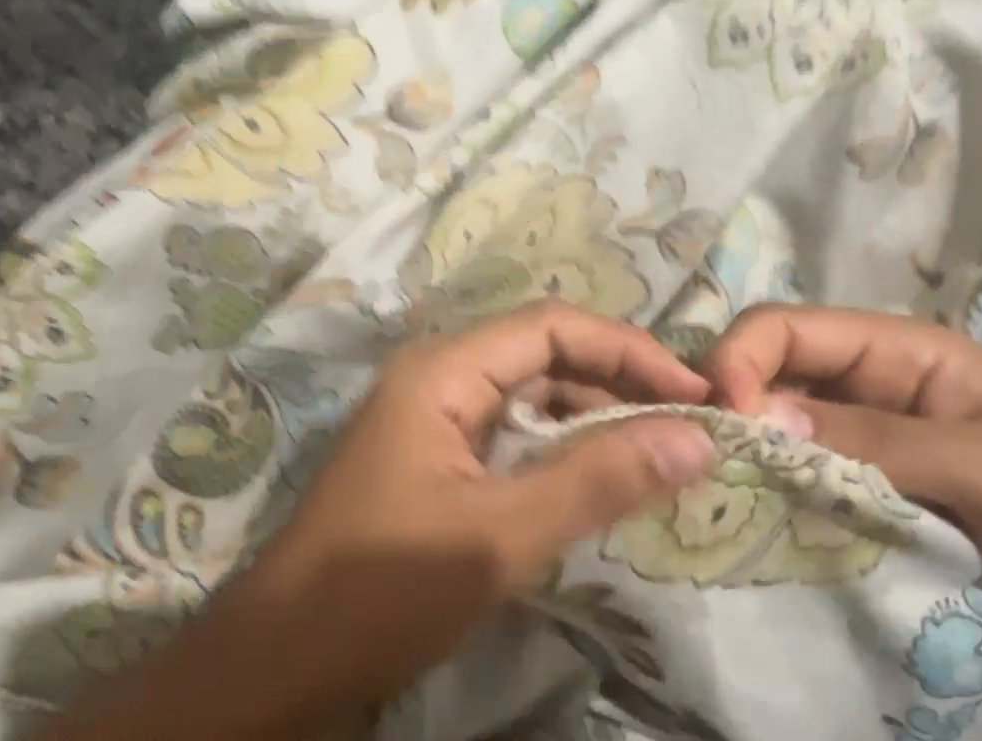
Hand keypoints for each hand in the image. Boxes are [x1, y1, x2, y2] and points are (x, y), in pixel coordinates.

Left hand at [65, 302, 717, 739]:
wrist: (284, 656)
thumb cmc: (385, 586)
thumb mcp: (501, 535)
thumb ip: (598, 481)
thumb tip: (696, 436)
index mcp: (442, 371)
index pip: (551, 326)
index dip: (630, 350)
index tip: (697, 395)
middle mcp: (435, 379)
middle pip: (541, 355)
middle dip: (616, 382)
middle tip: (688, 428)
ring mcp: (430, 421)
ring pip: (527, 398)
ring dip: (591, 418)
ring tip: (659, 454)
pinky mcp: (431, 462)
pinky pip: (508, 437)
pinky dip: (558, 451)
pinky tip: (597, 480)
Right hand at [703, 304, 981, 644]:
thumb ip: (877, 438)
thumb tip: (757, 416)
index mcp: (895, 351)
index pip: (785, 327)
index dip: (742, 359)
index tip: (727, 421)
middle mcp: (864, 388)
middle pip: (766, 376)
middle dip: (730, 408)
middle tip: (704, 463)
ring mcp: (861, 445)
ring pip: (774, 434)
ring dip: (745, 459)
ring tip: (715, 498)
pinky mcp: (863, 498)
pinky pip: (799, 487)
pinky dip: (771, 501)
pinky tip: (750, 525)